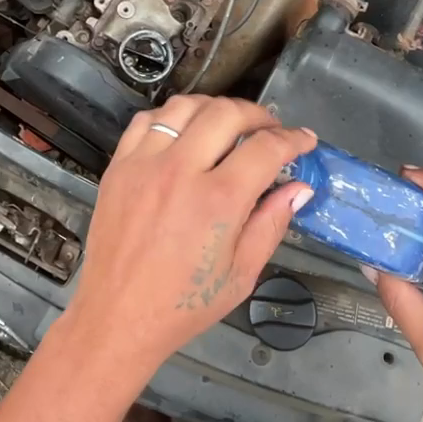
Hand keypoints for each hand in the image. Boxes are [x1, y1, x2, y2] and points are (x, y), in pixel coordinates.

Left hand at [61, 96, 317, 368]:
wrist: (118, 315)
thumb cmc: (184, 303)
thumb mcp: (241, 274)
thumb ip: (272, 223)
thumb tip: (300, 188)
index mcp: (217, 200)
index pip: (265, 147)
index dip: (293, 138)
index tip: (305, 140)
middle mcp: (181, 170)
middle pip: (227, 113)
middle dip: (258, 115)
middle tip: (270, 129)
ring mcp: (145, 163)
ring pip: (186, 106)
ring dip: (215, 107)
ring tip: (230, 123)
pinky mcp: (120, 165)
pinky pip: (148, 120)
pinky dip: (172, 116)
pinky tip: (184, 131)